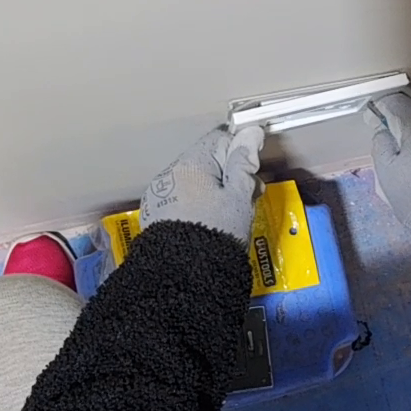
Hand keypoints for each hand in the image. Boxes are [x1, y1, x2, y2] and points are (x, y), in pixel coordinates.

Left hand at [139, 125, 265, 240]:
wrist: (184, 277)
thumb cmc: (215, 234)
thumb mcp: (239, 197)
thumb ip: (244, 162)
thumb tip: (250, 133)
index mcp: (191, 164)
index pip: (220, 138)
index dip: (241, 152)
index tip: (252, 172)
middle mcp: (170, 175)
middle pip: (207, 161)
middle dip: (229, 175)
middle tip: (245, 198)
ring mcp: (161, 196)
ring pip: (195, 182)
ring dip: (214, 192)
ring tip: (229, 215)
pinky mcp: (157, 216)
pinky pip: (183, 200)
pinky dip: (198, 206)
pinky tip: (209, 224)